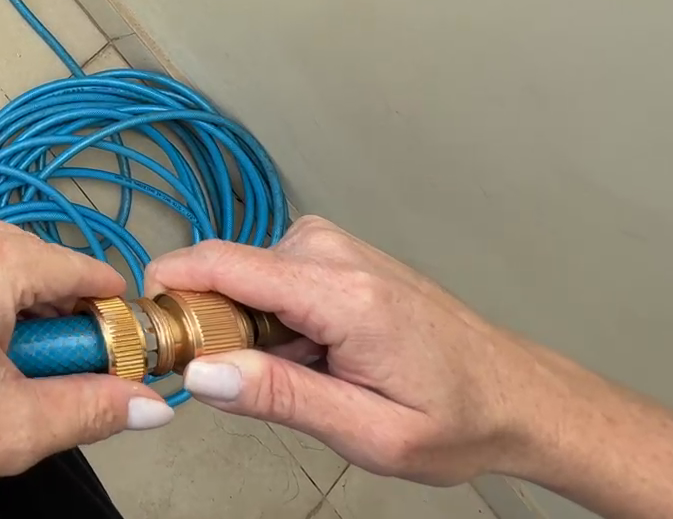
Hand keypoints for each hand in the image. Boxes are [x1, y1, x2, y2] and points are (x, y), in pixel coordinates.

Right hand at [146, 215, 550, 484]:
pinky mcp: (324, 242)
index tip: (151, 329)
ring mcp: (326, 239)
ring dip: (244, 319)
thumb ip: (281, 399)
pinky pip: (262, 268)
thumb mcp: (371, 434)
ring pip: (239, 271)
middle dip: (214, 320)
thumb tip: (199, 373)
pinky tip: (307, 341)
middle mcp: (327, 248)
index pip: (221, 263)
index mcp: (340, 292)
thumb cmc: (455, 421)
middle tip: (247, 379)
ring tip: (297, 365)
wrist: (521, 393)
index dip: (169, 286)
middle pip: (224, 269)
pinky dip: (264, 306)